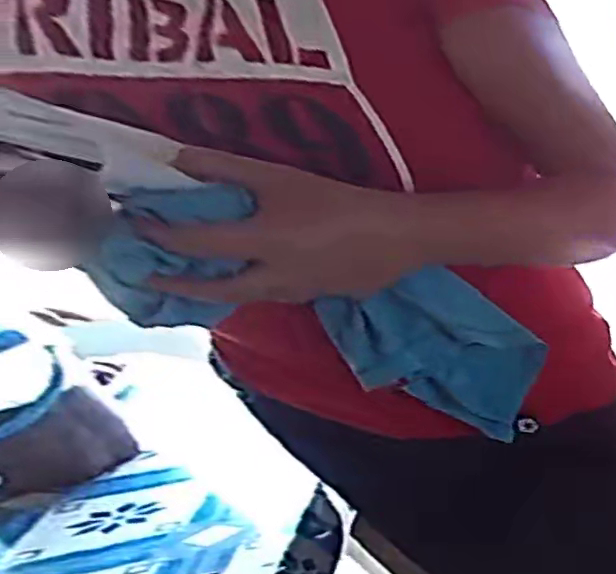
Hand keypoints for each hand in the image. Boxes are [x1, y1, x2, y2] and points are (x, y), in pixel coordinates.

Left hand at [138, 148, 424, 303]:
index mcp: (261, 243)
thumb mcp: (277, 176)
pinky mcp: (339, 294)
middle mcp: (281, 274)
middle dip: (183, 286)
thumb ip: (221, 167)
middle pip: (223, 290)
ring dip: (229, 292)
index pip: (194, 243)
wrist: (405, 234)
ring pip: (260, 297)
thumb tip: (175, 160)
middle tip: (153, 281)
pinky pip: (297, 294)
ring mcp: (313, 289)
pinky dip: (274, 288)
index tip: (136, 222)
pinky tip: (274, 278)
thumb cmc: (341, 203)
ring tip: (213, 285)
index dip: (157, 232)